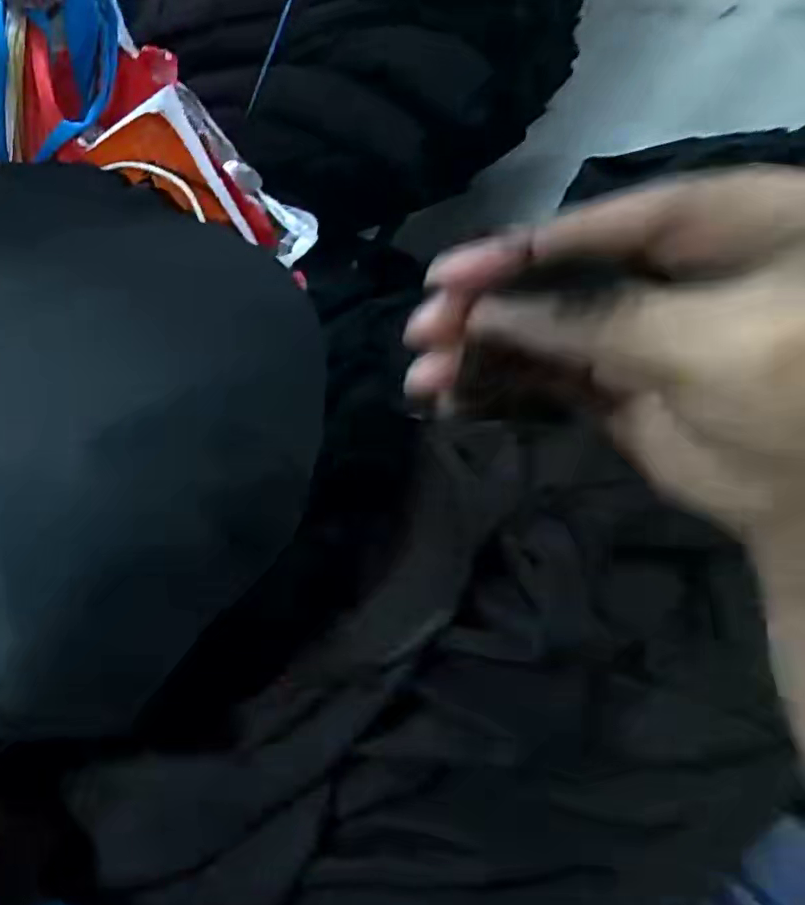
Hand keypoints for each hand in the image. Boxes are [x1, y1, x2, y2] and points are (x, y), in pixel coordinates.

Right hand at [401, 166, 804, 547]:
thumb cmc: (802, 399)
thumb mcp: (708, 342)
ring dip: (472, 353)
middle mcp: (693, 281)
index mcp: (755, 236)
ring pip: (538, 331)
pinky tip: (446, 400)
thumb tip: (485, 313)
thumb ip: (596, 318)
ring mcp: (646, 338)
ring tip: (422, 380)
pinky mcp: (612, 388)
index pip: (633, 220)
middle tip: (421, 331)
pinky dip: (487, 387)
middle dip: (486, 305)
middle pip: (568, 278)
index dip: (535, 243)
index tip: (445, 275)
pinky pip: (535, 377)